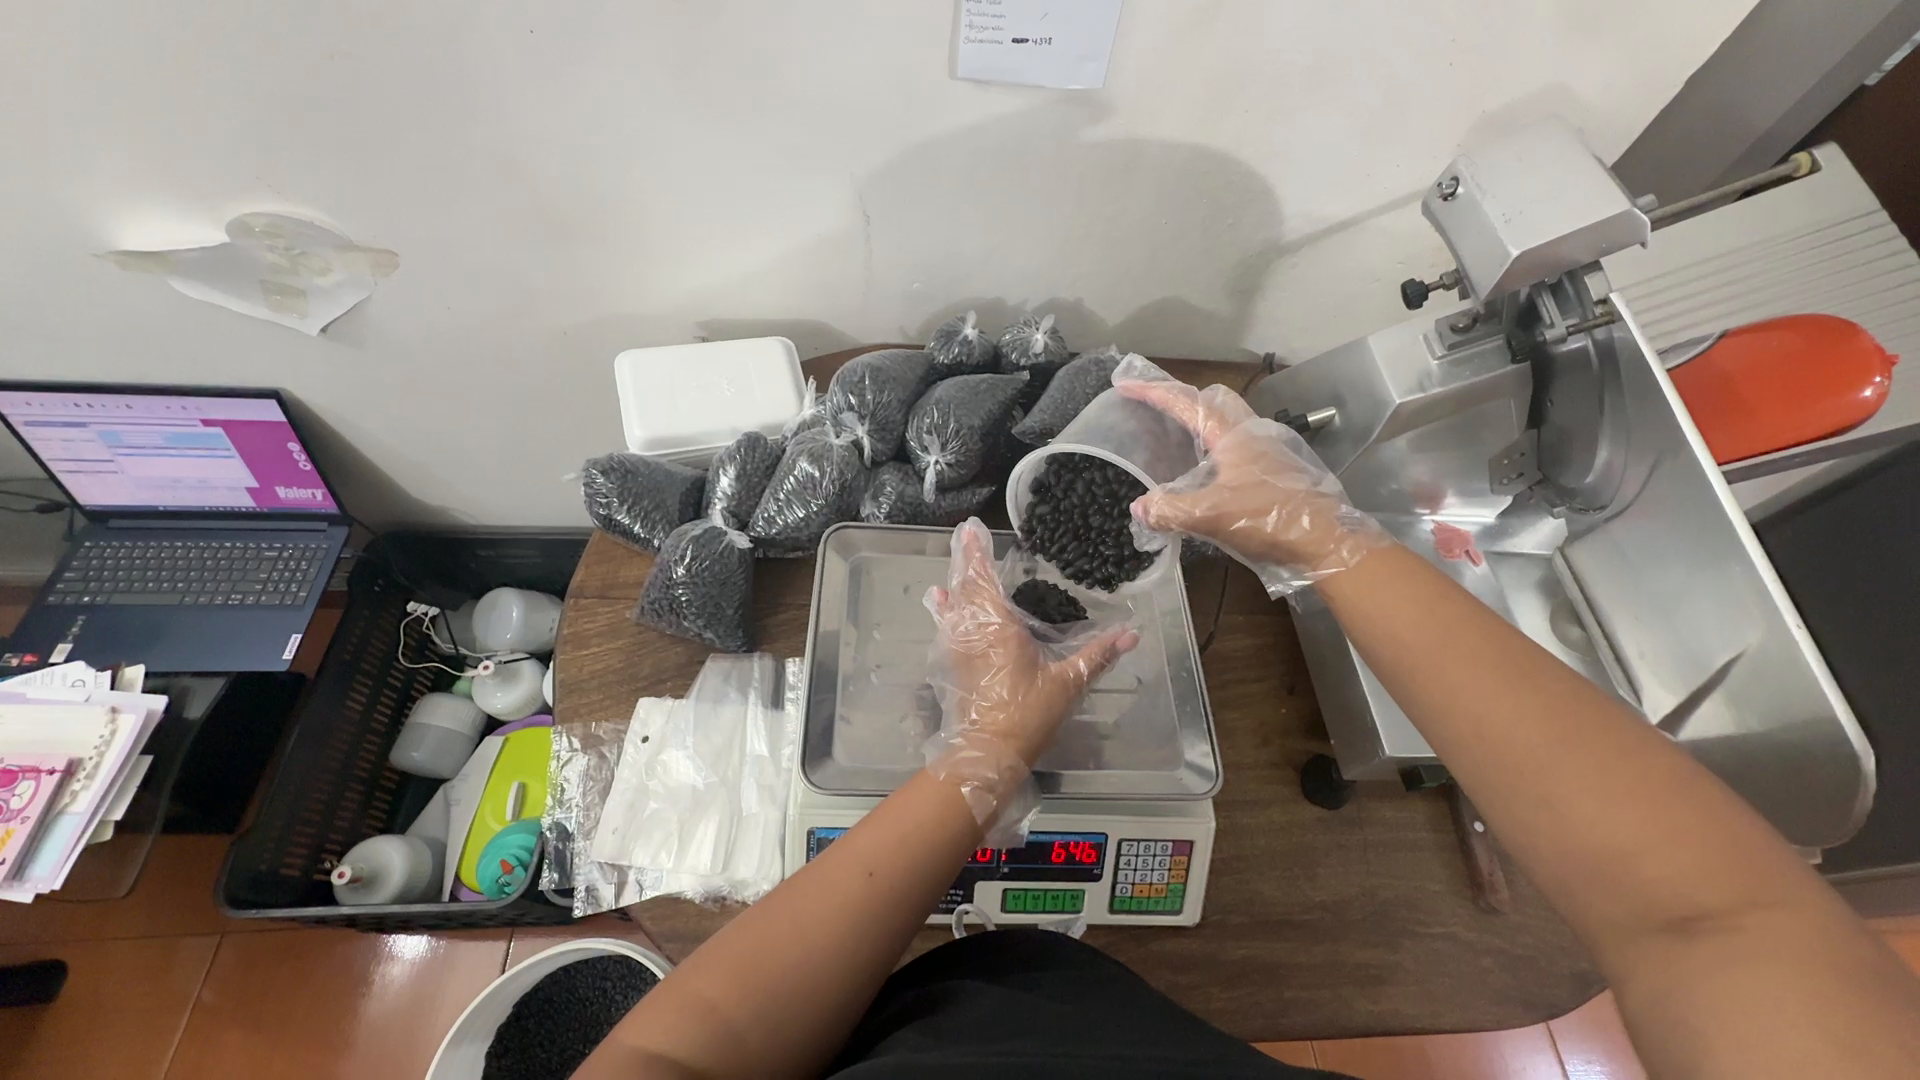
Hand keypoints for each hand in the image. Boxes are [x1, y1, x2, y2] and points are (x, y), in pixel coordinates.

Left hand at [925, 519, 1138, 766]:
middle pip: (965, 587)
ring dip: (956, 581)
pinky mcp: (952, 663)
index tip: (973, 530)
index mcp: (999, 628)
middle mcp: (972, 631)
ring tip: (956, 561)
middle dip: (966, 560)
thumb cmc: (1027, 715)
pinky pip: (946, 625)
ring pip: (953, 604)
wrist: (987, 752)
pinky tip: (939, 600)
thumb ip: (1097, 655)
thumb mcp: (1067, 684)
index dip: (978, 554)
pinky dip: (944, 609)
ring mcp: (957, 647)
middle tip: (965, 535)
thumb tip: (1131, 634)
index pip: (985, 581)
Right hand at [1115, 370, 1389, 593]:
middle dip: (1181, 397)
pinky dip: (1211, 445)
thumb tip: (1138, 507)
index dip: (1153, 391)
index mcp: (1233, 433)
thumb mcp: (1213, 515)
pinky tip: (1203, 470)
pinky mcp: (1274, 470)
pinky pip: (1234, 444)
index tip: (1125, 383)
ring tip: (1173, 436)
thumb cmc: (1271, 518)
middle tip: (1153, 406)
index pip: (1186, 402)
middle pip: (1213, 399)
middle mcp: (1251, 433)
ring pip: (1227, 421)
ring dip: (1198, 421)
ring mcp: (1266, 450)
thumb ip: (1171, 510)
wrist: (1327, 541)